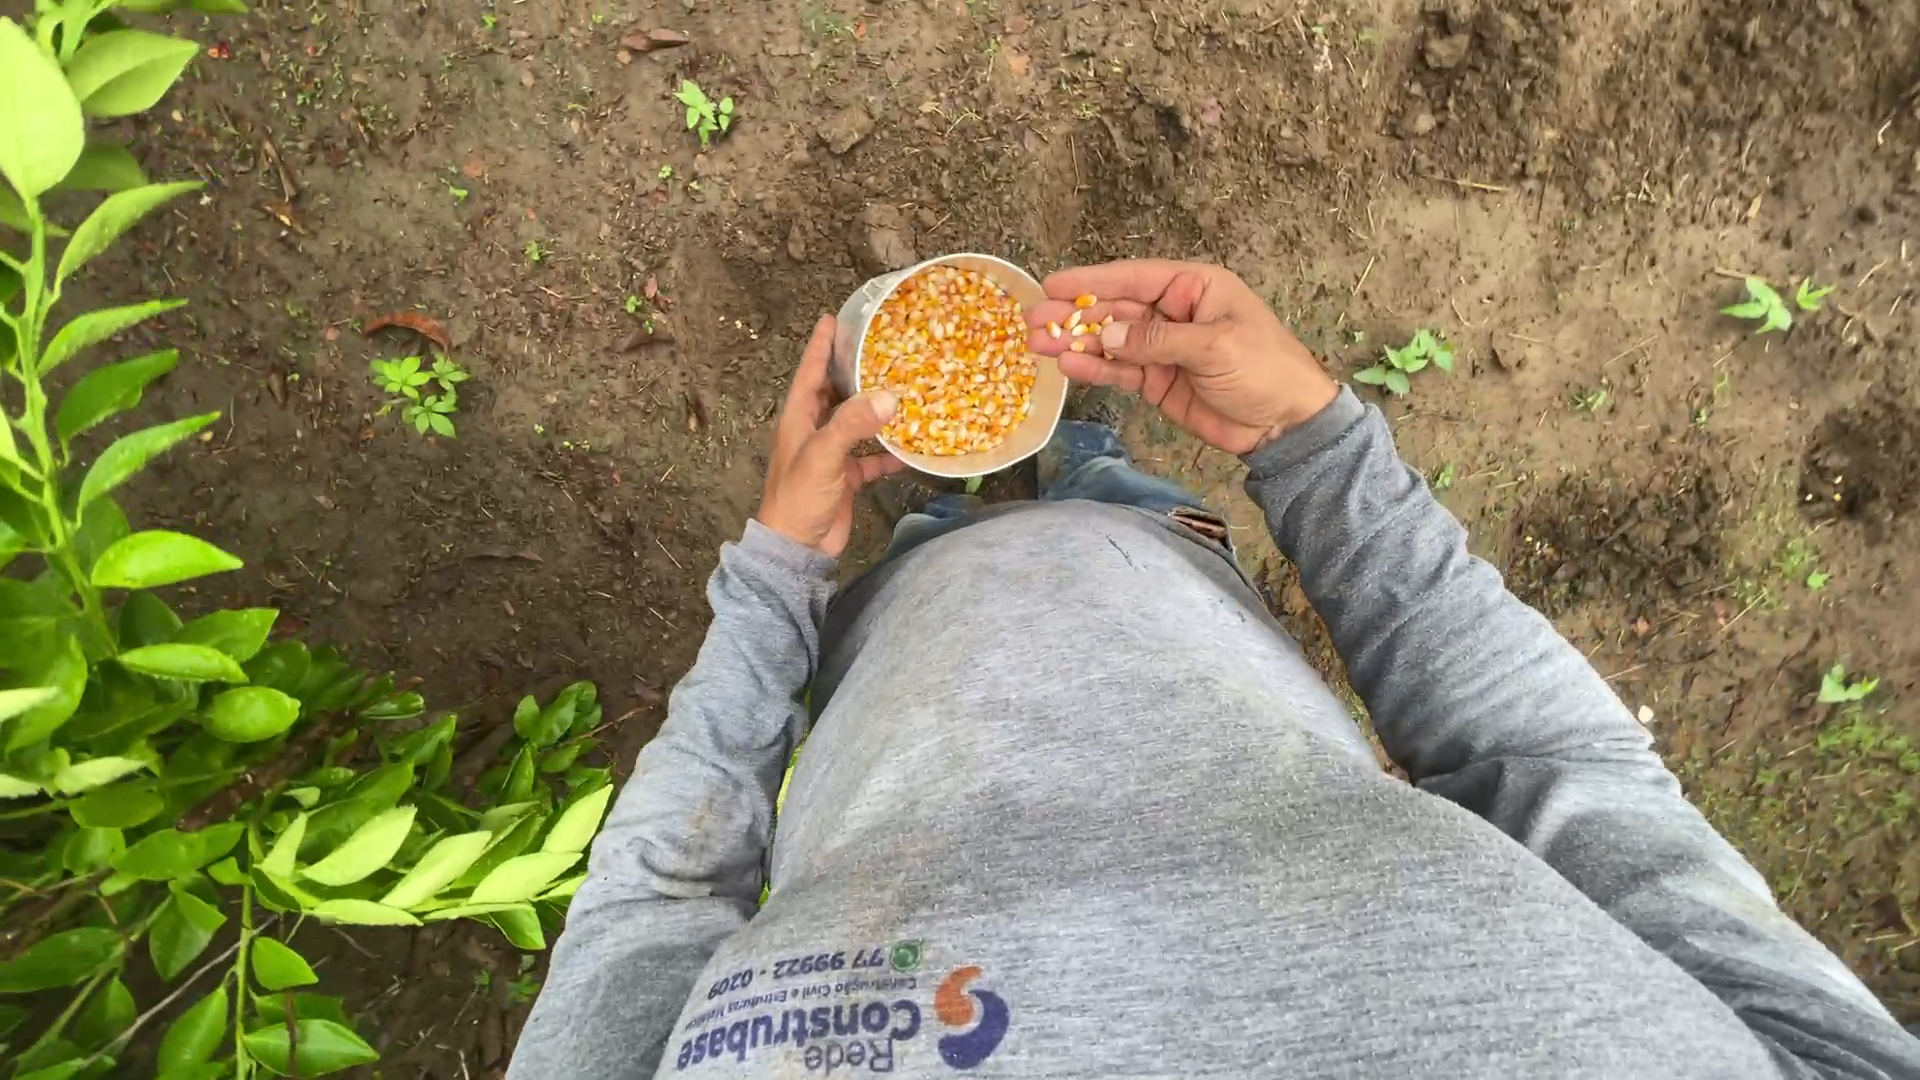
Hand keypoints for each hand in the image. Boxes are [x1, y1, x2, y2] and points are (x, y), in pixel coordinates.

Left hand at [756, 315, 905, 556]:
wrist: (797, 548)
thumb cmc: (799, 497)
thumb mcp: (823, 455)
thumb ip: (852, 425)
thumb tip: (888, 397)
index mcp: (799, 418)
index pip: (810, 372)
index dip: (821, 344)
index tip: (834, 317)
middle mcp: (814, 431)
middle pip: (835, 392)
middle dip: (854, 371)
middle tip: (882, 349)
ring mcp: (831, 455)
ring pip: (856, 424)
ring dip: (877, 410)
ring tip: (904, 389)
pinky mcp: (846, 477)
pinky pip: (871, 458)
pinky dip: (889, 453)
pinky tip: (912, 448)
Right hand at [1027, 260, 1338, 454]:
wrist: (1284, 424)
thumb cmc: (1264, 369)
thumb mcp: (1214, 347)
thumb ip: (1157, 341)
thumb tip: (1106, 337)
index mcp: (1194, 289)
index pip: (1134, 279)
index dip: (1092, 281)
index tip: (1053, 284)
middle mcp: (1173, 314)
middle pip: (1115, 310)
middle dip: (1074, 315)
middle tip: (1034, 321)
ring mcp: (1162, 350)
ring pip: (1111, 342)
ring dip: (1076, 343)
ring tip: (1037, 346)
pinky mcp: (1157, 382)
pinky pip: (1119, 372)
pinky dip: (1095, 370)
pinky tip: (1069, 366)